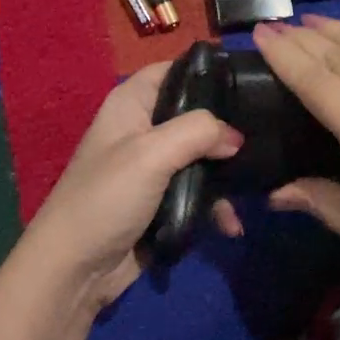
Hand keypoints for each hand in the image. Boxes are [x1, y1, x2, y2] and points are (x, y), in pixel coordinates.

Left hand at [19, 62, 244, 309]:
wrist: (75, 269)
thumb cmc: (106, 198)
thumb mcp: (151, 154)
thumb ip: (198, 132)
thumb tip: (235, 137)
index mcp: (131, 104)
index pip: (173, 70)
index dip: (207, 72)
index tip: (248, 81)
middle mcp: (143, 128)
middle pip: (195, 116)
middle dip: (226, 131)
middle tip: (265, 140)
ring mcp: (152, 168)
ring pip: (202, 158)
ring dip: (225, 177)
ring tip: (250, 194)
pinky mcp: (162, 202)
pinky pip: (198, 193)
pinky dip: (215, 206)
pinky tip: (231, 224)